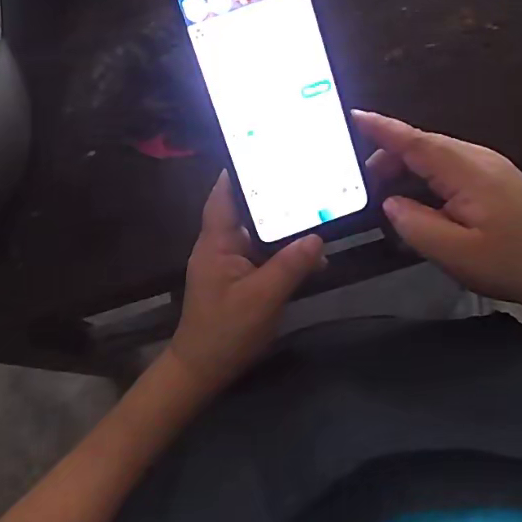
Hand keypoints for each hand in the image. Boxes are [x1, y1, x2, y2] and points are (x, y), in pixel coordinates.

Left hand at [168, 173, 326, 392]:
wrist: (204, 368)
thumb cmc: (227, 329)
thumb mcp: (262, 297)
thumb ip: (289, 265)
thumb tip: (317, 236)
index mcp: (215, 243)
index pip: (223, 197)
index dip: (238, 174)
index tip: (261, 153)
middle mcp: (217, 247)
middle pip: (242, 212)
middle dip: (269, 198)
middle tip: (300, 178)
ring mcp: (226, 265)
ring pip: (254, 236)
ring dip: (279, 227)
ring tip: (313, 209)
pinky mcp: (236, 281)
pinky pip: (259, 257)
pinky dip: (280, 253)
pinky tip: (309, 254)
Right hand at [352, 111, 521, 307]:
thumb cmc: (510, 263)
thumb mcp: (454, 253)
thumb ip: (414, 224)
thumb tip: (390, 202)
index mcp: (469, 174)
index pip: (417, 142)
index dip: (383, 129)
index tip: (354, 116)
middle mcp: (478, 159)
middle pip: (422, 143)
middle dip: (387, 155)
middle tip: (363, 184)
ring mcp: (486, 164)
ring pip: (432, 152)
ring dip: (404, 166)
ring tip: (385, 194)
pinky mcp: (489, 174)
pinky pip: (445, 162)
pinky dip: (420, 171)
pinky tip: (414, 195)